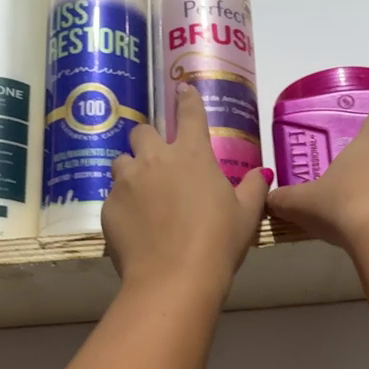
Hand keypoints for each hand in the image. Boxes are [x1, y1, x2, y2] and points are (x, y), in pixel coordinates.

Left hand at [103, 83, 270, 296]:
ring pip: (121, 162)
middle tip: (158, 161)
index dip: (187, 99)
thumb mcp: (247, 215)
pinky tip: (135, 227)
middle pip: (142, 132)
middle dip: (148, 140)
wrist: (174, 278)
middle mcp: (155, 159)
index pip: (190, 113)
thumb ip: (253, 188)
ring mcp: (127, 182)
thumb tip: (260, 173)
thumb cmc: (218, 242)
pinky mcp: (108, 207)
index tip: (183, 90)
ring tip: (142, 195)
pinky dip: (123, 206)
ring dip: (131, 172)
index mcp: (193, 154)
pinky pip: (113, 197)